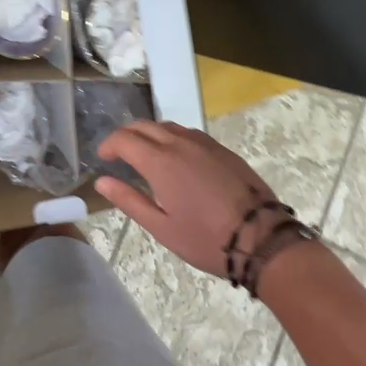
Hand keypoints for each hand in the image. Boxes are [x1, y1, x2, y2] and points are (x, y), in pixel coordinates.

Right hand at [93, 120, 288, 278]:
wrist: (263, 239)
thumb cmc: (207, 239)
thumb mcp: (162, 228)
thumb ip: (130, 201)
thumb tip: (102, 182)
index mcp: (159, 162)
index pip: (124, 139)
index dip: (109, 145)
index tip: (103, 158)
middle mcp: (179, 143)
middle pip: (143, 126)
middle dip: (126, 135)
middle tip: (120, 153)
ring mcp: (204, 144)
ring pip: (167, 126)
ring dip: (150, 134)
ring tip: (147, 154)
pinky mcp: (223, 150)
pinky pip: (189, 133)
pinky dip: (173, 138)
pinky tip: (178, 158)